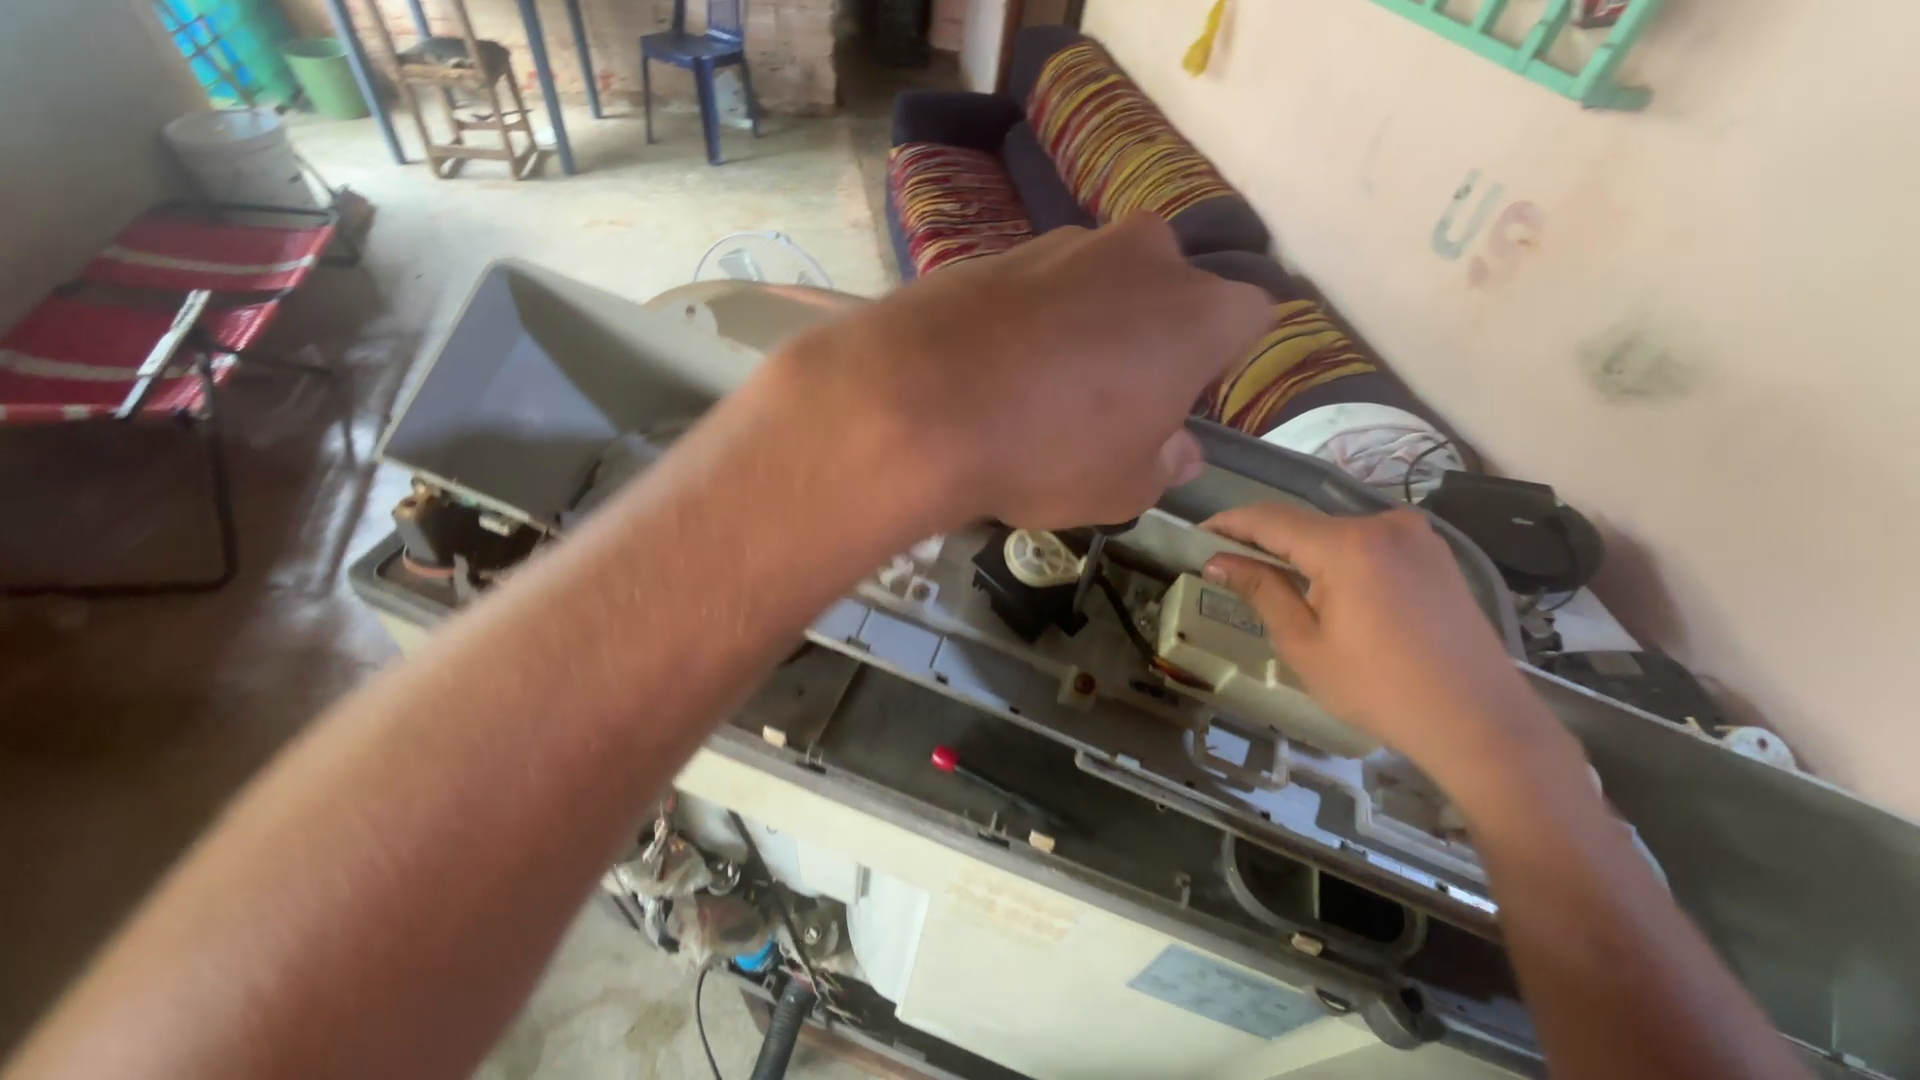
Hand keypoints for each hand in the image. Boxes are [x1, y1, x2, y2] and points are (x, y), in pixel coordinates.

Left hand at [774, 214, 1272, 529]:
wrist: (916, 403)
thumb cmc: (1047, 452)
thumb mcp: (1122, 488)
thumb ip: (1165, 465)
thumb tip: (1181, 451)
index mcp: (1198, 312)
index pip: (1247, 320)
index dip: (1218, 363)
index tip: (1181, 401)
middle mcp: (1142, 257)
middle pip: (1169, 294)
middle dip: (1152, 337)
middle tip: (1112, 400)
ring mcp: (1064, 243)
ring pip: (1099, 286)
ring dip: (1087, 327)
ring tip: (1040, 391)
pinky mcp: (997, 249)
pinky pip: (1037, 289)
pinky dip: (1029, 321)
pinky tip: (993, 370)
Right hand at [1201, 502, 1560, 775]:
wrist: (1480, 721)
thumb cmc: (1381, 689)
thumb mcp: (1305, 645)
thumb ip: (1262, 591)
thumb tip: (1219, 560)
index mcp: (1347, 544)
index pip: (1269, 519)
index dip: (1228, 524)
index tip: (1197, 536)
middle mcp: (1384, 524)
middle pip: (1306, 524)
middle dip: (1266, 543)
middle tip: (1231, 568)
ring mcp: (1417, 536)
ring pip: (1339, 534)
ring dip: (1305, 553)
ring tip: (1280, 587)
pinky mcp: (1436, 555)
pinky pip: (1371, 546)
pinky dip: (1341, 561)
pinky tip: (1333, 594)